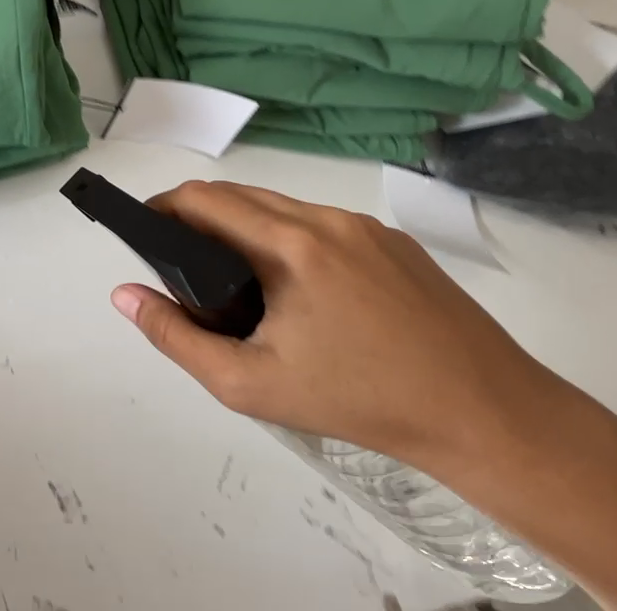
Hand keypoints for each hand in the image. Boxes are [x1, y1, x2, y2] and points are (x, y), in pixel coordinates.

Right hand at [109, 180, 568, 471]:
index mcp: (290, 245)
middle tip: (179, 263)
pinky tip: (293, 287)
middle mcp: (328, 221)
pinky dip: (285, 236)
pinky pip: (319, 223)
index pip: (202, 198)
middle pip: (237, 195)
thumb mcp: (247, 383)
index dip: (160, 207)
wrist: (493, 420)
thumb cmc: (359, 401)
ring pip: (279, 206)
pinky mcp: (398, 245)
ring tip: (232, 277)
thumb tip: (123, 293)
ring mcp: (368, 230)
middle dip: (195, 216)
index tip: (143, 234)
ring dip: (240, 225)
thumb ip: (174, 336)